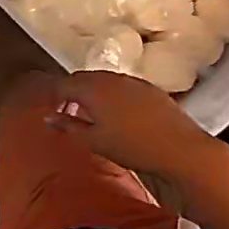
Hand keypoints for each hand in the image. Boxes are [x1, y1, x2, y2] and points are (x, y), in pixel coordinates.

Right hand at [45, 70, 219, 178]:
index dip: (54, 96)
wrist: (180, 150)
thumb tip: (47, 117)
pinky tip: (117, 114)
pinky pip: (122, 85)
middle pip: (83, 78)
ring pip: (104, 80)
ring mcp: (133, 81)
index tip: (52, 111)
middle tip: (68, 112)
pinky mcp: (150, 89)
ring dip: (92, 92)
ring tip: (92, 114)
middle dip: (72, 91)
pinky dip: (112, 94)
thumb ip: (68, 126)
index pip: (64, 84)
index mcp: (93, 88)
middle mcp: (111, 78)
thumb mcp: (94, 141)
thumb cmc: (131, 147)